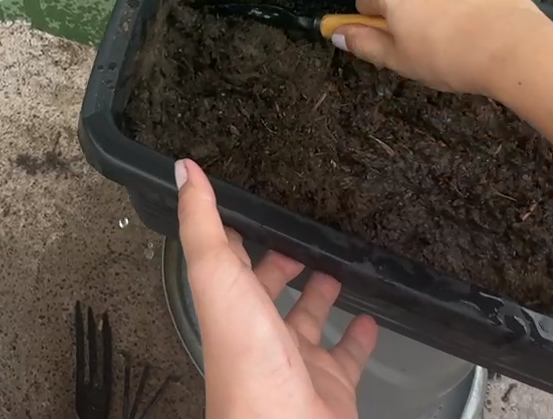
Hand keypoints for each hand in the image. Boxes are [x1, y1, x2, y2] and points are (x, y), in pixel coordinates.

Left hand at [176, 158, 375, 418]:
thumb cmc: (246, 356)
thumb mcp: (216, 273)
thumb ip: (201, 221)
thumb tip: (183, 167)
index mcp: (226, 301)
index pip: (227, 255)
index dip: (234, 229)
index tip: (247, 201)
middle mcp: (256, 329)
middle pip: (267, 285)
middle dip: (279, 258)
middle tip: (299, 232)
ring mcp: (295, 358)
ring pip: (307, 317)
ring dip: (319, 291)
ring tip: (334, 263)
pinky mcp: (332, 385)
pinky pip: (348, 355)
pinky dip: (359, 336)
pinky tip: (370, 318)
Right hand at [335, 0, 552, 96]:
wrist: (516, 49)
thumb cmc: (447, 58)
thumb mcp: (399, 61)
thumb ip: (364, 44)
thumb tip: (337, 34)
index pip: (364, 0)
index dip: (373, 23)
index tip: (393, 43)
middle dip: (407, 12)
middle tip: (426, 45)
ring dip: (438, 7)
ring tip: (461, 40)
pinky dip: (469, 4)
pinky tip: (485, 29)